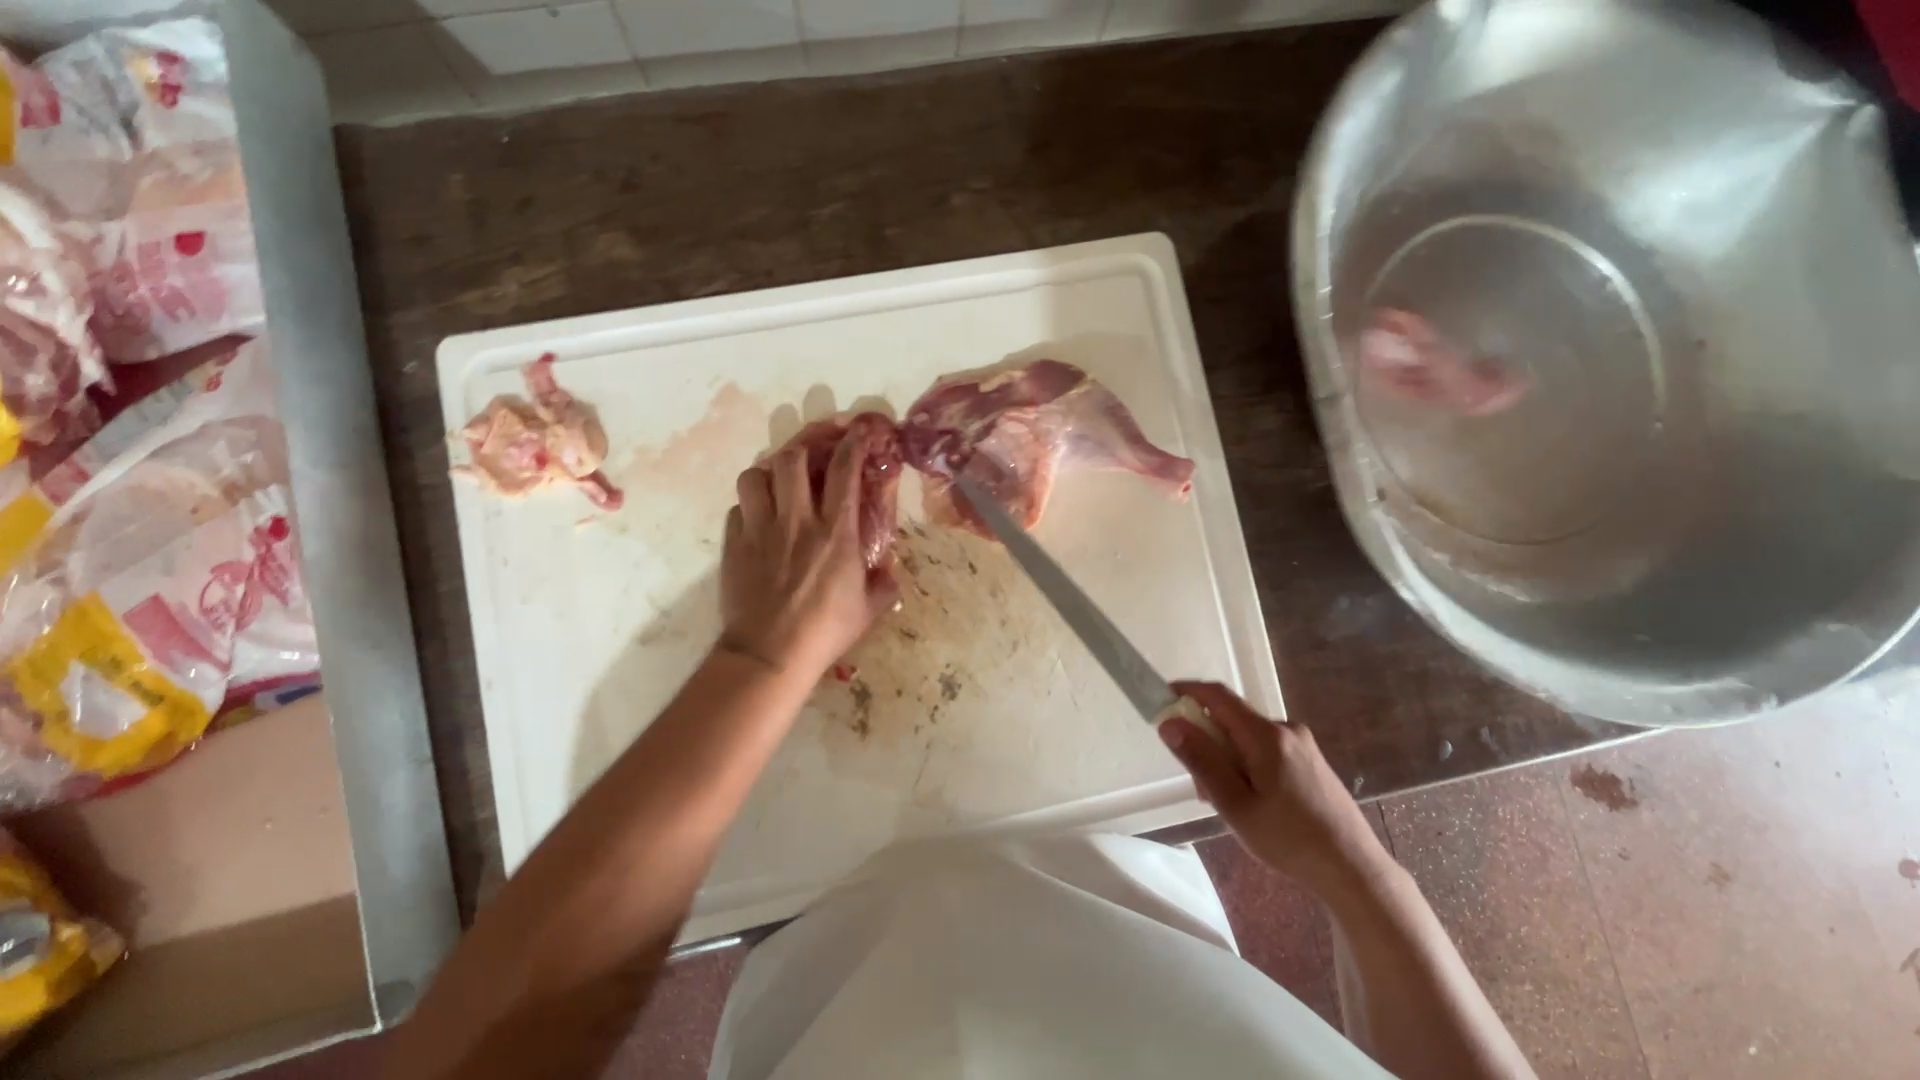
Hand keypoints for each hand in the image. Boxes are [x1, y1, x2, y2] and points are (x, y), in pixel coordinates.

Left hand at [720, 436, 898, 675]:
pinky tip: (757, 519)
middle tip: (811, 453)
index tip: (858, 432)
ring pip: (754, 476)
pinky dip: (748, 507)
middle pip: (791, 459)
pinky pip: (737, 509)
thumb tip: (890, 571)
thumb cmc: (825, 632)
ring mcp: (760, 530)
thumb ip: (884, 584)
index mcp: (835, 533)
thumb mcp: (869, 610)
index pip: (844, 471)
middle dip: (803, 447)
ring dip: (767, 474)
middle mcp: (796, 521)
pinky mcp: (733, 545)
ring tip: (776, 483)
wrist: (771, 653)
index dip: (852, 444)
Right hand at [1159, 681, 1391, 896]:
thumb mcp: (1234, 805)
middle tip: (1200, 788)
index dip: (1187, 692)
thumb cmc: (1288, 840)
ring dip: (1227, 759)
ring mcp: (1303, 745)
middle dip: (1207, 742)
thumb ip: (1201, 761)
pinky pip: (1267, 750)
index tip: (1162, 700)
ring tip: (1229, 806)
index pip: (1219, 696)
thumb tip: (1170, 724)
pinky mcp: (1311, 761)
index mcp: (1267, 736)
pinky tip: (1252, 803)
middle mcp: (1287, 729)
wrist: (1353, 868)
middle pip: (1233, 720)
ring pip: (1249, 738)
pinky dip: (1247, 766)